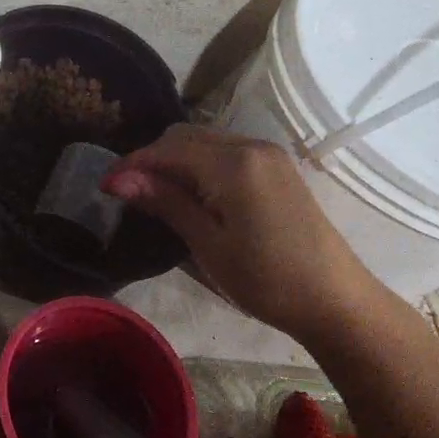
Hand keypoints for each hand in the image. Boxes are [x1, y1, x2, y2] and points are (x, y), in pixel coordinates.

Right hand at [104, 124, 381, 339]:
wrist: (336, 300)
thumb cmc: (267, 279)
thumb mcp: (208, 244)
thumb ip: (166, 202)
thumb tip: (119, 179)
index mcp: (234, 163)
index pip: (167, 150)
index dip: (132, 164)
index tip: (102, 186)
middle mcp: (251, 145)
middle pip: (185, 137)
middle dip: (152, 159)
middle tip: (128, 194)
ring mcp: (268, 155)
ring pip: (205, 142)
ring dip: (175, 160)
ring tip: (155, 196)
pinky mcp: (276, 168)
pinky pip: (225, 152)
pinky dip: (200, 165)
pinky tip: (191, 194)